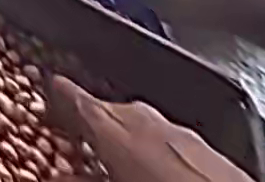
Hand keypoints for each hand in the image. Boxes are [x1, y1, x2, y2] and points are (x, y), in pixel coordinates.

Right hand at [48, 75, 253, 181]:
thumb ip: (78, 179)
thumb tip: (53, 175)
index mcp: (108, 122)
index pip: (67, 92)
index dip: (54, 97)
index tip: (46, 101)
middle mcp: (139, 117)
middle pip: (104, 112)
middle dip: (94, 128)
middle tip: (86, 149)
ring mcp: (181, 134)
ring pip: (142, 129)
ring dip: (132, 144)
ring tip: (131, 171)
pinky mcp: (217, 156)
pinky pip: (175, 146)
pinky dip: (164, 158)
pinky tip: (168, 179)